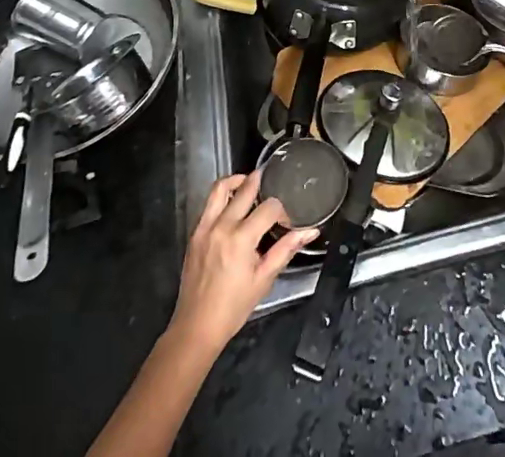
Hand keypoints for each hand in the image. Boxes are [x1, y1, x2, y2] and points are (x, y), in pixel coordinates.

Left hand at [170, 171, 316, 350]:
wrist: (197, 325)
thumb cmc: (234, 306)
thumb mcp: (264, 279)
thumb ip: (286, 249)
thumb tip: (310, 232)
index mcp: (241, 238)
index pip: (268, 207)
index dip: (282, 210)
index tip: (286, 222)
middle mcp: (221, 226)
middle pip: (243, 190)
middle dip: (259, 182)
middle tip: (270, 179)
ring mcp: (204, 228)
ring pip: (219, 189)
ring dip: (235, 181)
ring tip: (248, 182)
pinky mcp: (194, 234)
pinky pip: (208, 205)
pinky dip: (221, 198)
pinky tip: (232, 206)